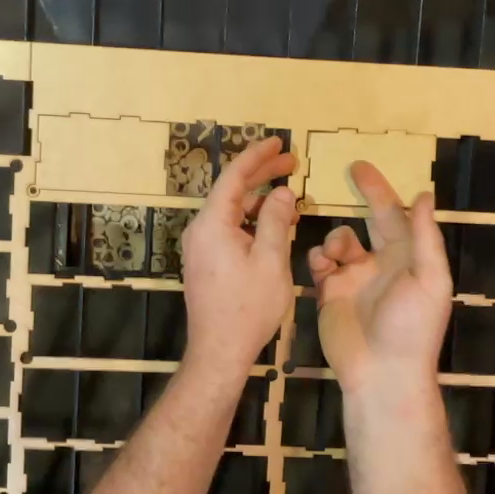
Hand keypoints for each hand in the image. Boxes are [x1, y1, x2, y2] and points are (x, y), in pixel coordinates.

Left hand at [179, 137, 298, 367]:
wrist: (219, 351)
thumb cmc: (247, 308)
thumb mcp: (271, 261)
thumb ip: (276, 221)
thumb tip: (281, 193)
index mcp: (212, 224)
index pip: (234, 177)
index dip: (257, 156)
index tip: (280, 141)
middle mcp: (201, 229)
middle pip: (232, 190)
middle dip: (262, 174)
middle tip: (293, 162)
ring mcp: (202, 246)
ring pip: (233, 211)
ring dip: (261, 201)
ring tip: (292, 197)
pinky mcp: (207, 261)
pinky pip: (230, 229)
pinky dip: (254, 222)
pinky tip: (276, 225)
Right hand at [307, 162, 451, 402]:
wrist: (382, 374)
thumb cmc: (412, 327)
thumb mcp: (430, 280)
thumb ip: (425, 237)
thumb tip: (424, 195)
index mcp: (407, 258)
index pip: (393, 215)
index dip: (379, 190)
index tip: (359, 166)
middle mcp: (380, 264)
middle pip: (366, 222)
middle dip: (357, 200)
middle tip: (340, 176)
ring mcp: (353, 279)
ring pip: (338, 242)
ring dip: (335, 239)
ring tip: (336, 255)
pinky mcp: (329, 295)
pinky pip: (319, 265)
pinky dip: (317, 258)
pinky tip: (321, 268)